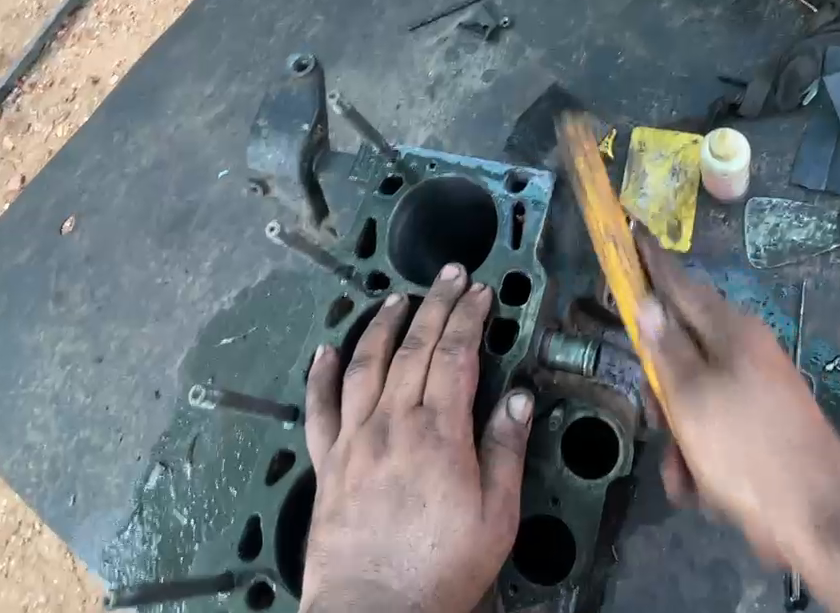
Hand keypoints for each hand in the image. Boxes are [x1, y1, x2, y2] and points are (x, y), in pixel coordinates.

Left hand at [301, 265, 533, 612]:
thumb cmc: (443, 567)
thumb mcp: (496, 515)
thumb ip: (505, 449)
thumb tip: (519, 395)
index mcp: (439, 431)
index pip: (457, 354)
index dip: (470, 317)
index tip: (482, 291)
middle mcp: (394, 422)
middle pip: (416, 347)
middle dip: (437, 305)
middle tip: (452, 273)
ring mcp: (354, 438)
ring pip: (367, 364)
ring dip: (384, 324)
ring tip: (399, 297)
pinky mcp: (326, 462)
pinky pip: (319, 409)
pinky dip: (321, 375)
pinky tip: (326, 348)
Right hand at [635, 236, 839, 565]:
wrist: (823, 515)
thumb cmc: (747, 447)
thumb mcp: (692, 397)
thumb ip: (665, 348)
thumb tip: (647, 301)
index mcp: (729, 329)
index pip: (679, 283)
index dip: (651, 262)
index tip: (632, 230)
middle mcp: (744, 349)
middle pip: (681, 348)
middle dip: (661, 389)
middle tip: (657, 420)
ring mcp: (756, 386)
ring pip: (694, 395)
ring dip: (681, 435)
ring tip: (687, 475)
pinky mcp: (762, 423)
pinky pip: (716, 426)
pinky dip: (703, 455)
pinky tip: (705, 489)